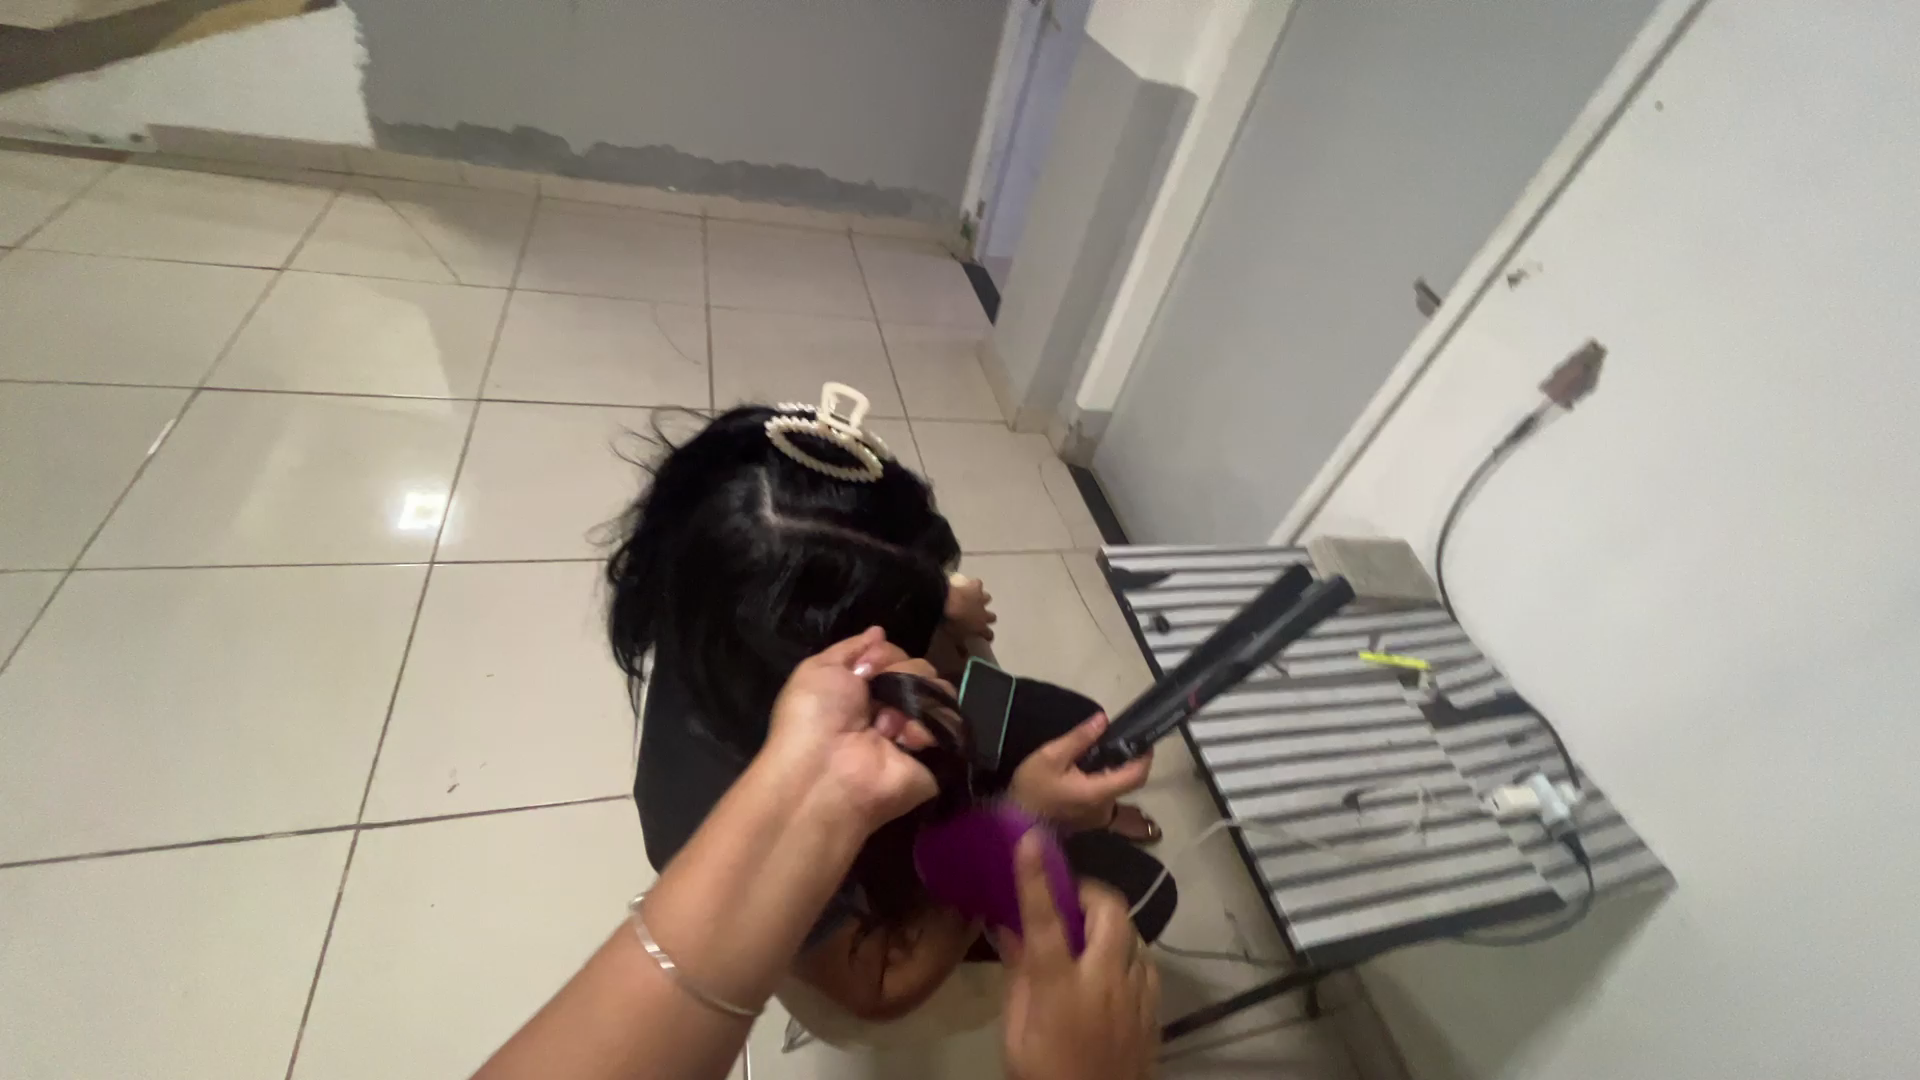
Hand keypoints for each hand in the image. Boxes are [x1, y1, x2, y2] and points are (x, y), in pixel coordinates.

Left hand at [763, 628, 939, 829]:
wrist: (823, 773)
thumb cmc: (814, 718)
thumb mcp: (819, 669)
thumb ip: (852, 648)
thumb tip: (878, 630)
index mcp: (866, 689)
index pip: (896, 656)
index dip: (885, 654)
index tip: (866, 668)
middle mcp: (894, 708)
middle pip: (922, 669)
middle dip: (903, 673)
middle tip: (879, 693)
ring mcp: (917, 732)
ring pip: (940, 691)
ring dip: (917, 696)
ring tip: (890, 722)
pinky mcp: (937, 756)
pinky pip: (952, 724)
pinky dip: (929, 724)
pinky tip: (906, 738)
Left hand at [944, 574, 996, 641]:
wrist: (945, 603)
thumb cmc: (950, 623)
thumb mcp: (954, 638)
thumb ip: (961, 647)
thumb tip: (965, 657)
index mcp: (979, 627)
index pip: (989, 634)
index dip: (988, 636)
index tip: (986, 637)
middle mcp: (984, 613)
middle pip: (992, 617)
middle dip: (988, 617)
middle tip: (980, 617)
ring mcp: (981, 598)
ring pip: (988, 598)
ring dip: (982, 600)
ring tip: (975, 599)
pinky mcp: (975, 586)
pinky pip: (978, 584)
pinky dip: (974, 585)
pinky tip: (970, 585)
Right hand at [998, 833, 1159, 1079]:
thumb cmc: (1042, 1074)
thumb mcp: (1015, 1029)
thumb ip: (1018, 974)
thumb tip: (1009, 929)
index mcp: (1058, 983)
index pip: (1044, 915)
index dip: (1036, 873)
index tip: (1030, 839)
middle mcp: (1102, 981)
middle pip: (1110, 911)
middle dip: (1092, 894)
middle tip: (1072, 903)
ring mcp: (1135, 998)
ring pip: (1134, 937)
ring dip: (1112, 930)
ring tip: (1091, 942)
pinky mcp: (1154, 1016)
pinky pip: (1147, 967)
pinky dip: (1129, 959)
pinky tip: (1114, 975)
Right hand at [1009, 713, 1152, 829]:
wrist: (1014, 823)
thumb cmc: (1032, 788)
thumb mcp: (1050, 756)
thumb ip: (1079, 738)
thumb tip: (1103, 720)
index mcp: (1098, 792)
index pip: (1136, 776)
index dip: (1145, 758)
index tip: (1144, 740)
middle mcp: (1104, 808)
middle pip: (1127, 782)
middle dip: (1127, 760)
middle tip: (1115, 739)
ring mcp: (1097, 817)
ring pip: (1115, 789)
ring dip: (1112, 771)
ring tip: (1098, 751)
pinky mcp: (1088, 821)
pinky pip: (1104, 798)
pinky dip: (1103, 781)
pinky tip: (1086, 771)